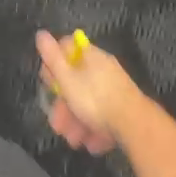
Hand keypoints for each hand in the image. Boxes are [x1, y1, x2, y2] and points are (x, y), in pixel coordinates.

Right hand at [36, 30, 144, 155]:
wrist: (134, 123)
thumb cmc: (95, 99)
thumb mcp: (67, 79)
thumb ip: (52, 58)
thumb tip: (41, 33)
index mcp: (90, 55)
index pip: (66, 49)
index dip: (54, 65)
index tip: (49, 83)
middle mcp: (103, 66)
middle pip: (76, 81)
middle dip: (64, 105)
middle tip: (58, 126)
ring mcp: (114, 86)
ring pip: (88, 101)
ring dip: (77, 121)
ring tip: (75, 141)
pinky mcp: (123, 105)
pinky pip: (103, 113)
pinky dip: (95, 127)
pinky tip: (93, 143)